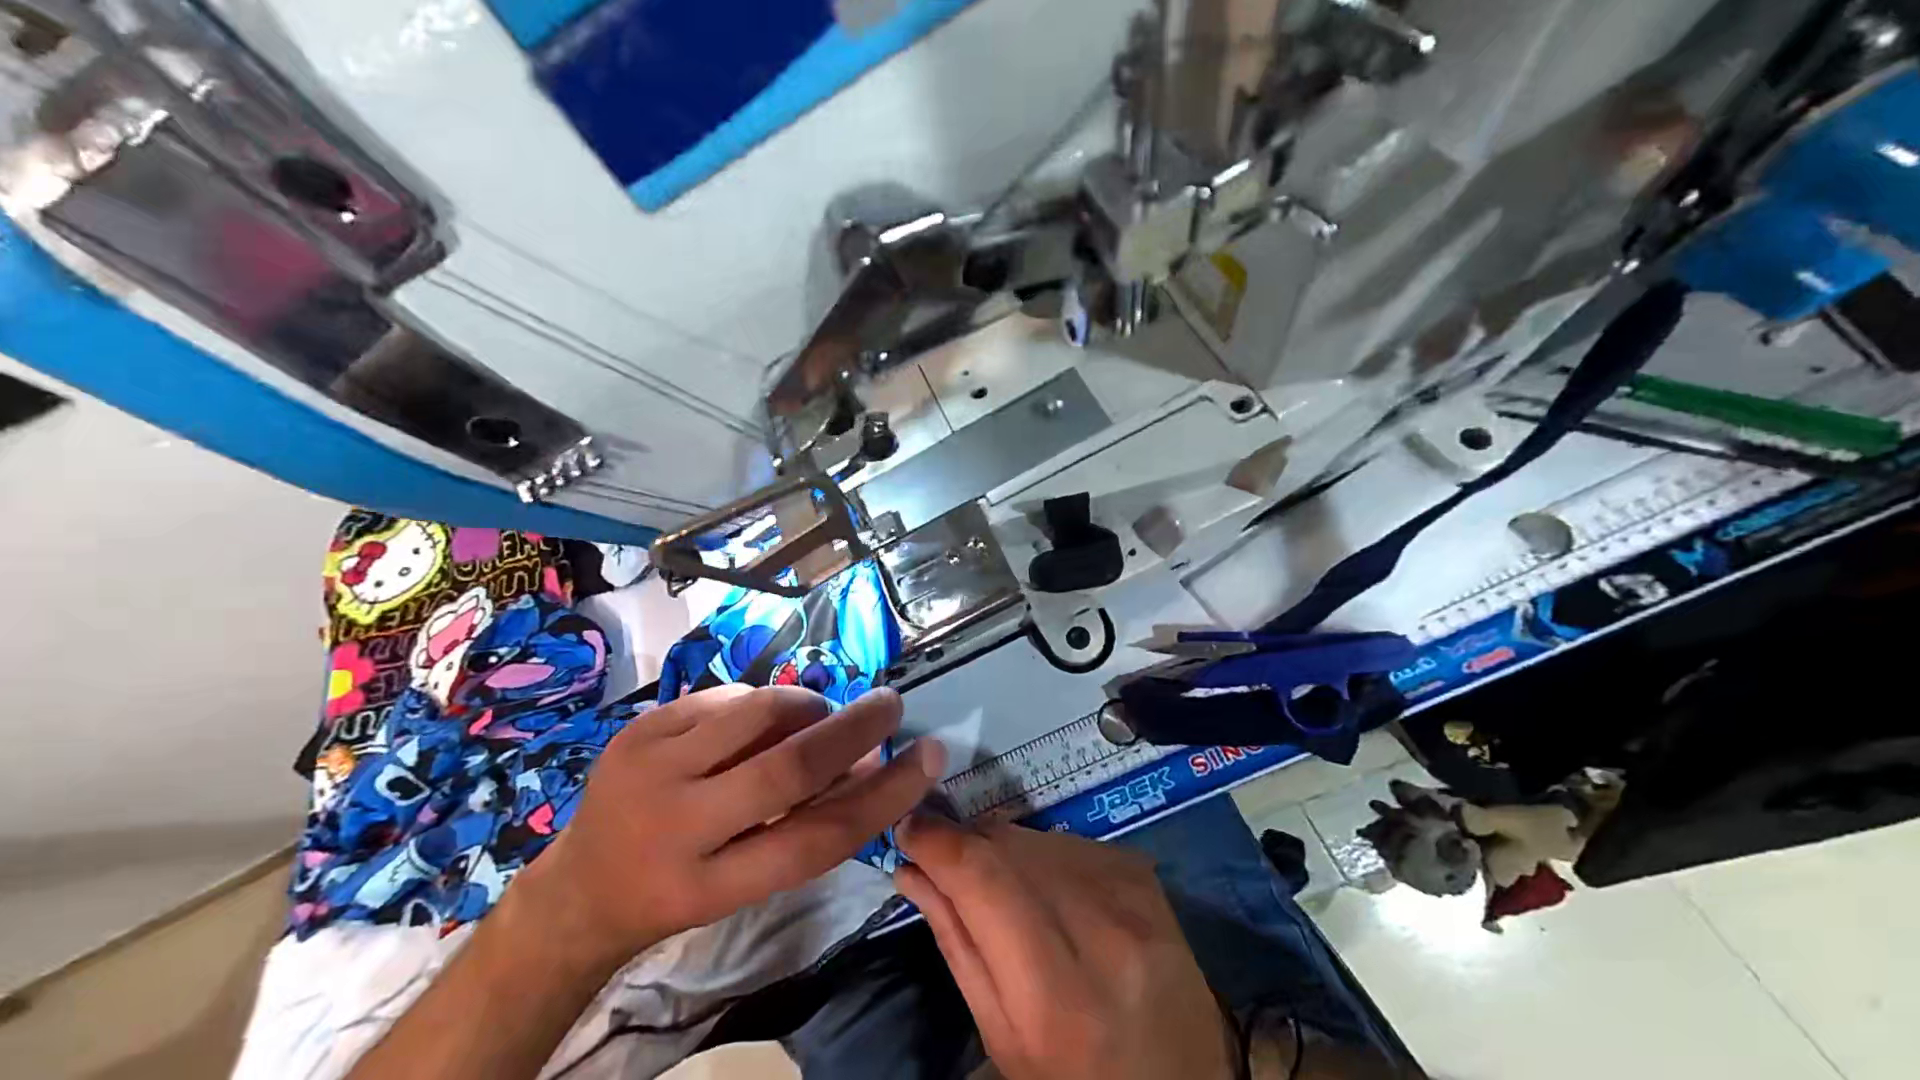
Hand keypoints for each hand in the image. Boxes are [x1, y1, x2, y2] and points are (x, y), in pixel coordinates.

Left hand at [520, 684, 942, 967]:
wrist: (584, 884)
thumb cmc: (683, 889)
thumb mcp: (748, 882)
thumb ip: (810, 824)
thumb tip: (873, 760)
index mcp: (712, 886)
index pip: (817, 838)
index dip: (885, 796)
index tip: (928, 758)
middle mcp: (676, 827)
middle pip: (788, 767)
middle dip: (854, 729)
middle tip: (890, 706)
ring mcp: (650, 769)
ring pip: (757, 712)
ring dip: (807, 707)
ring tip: (817, 717)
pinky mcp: (637, 730)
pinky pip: (724, 697)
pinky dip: (762, 703)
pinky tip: (763, 719)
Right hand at [895, 815, 1238, 1079]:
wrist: (1178, 1078)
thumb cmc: (1076, 1076)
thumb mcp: (1002, 1035)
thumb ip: (956, 943)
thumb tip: (911, 868)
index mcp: (1057, 992)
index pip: (983, 880)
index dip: (937, 842)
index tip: (908, 828)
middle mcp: (1100, 927)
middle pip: (1006, 846)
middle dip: (963, 844)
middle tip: (943, 861)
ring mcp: (1130, 893)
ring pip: (1033, 836)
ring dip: (1000, 849)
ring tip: (997, 886)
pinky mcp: (1143, 872)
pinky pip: (1066, 839)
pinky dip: (1039, 854)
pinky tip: (1043, 889)